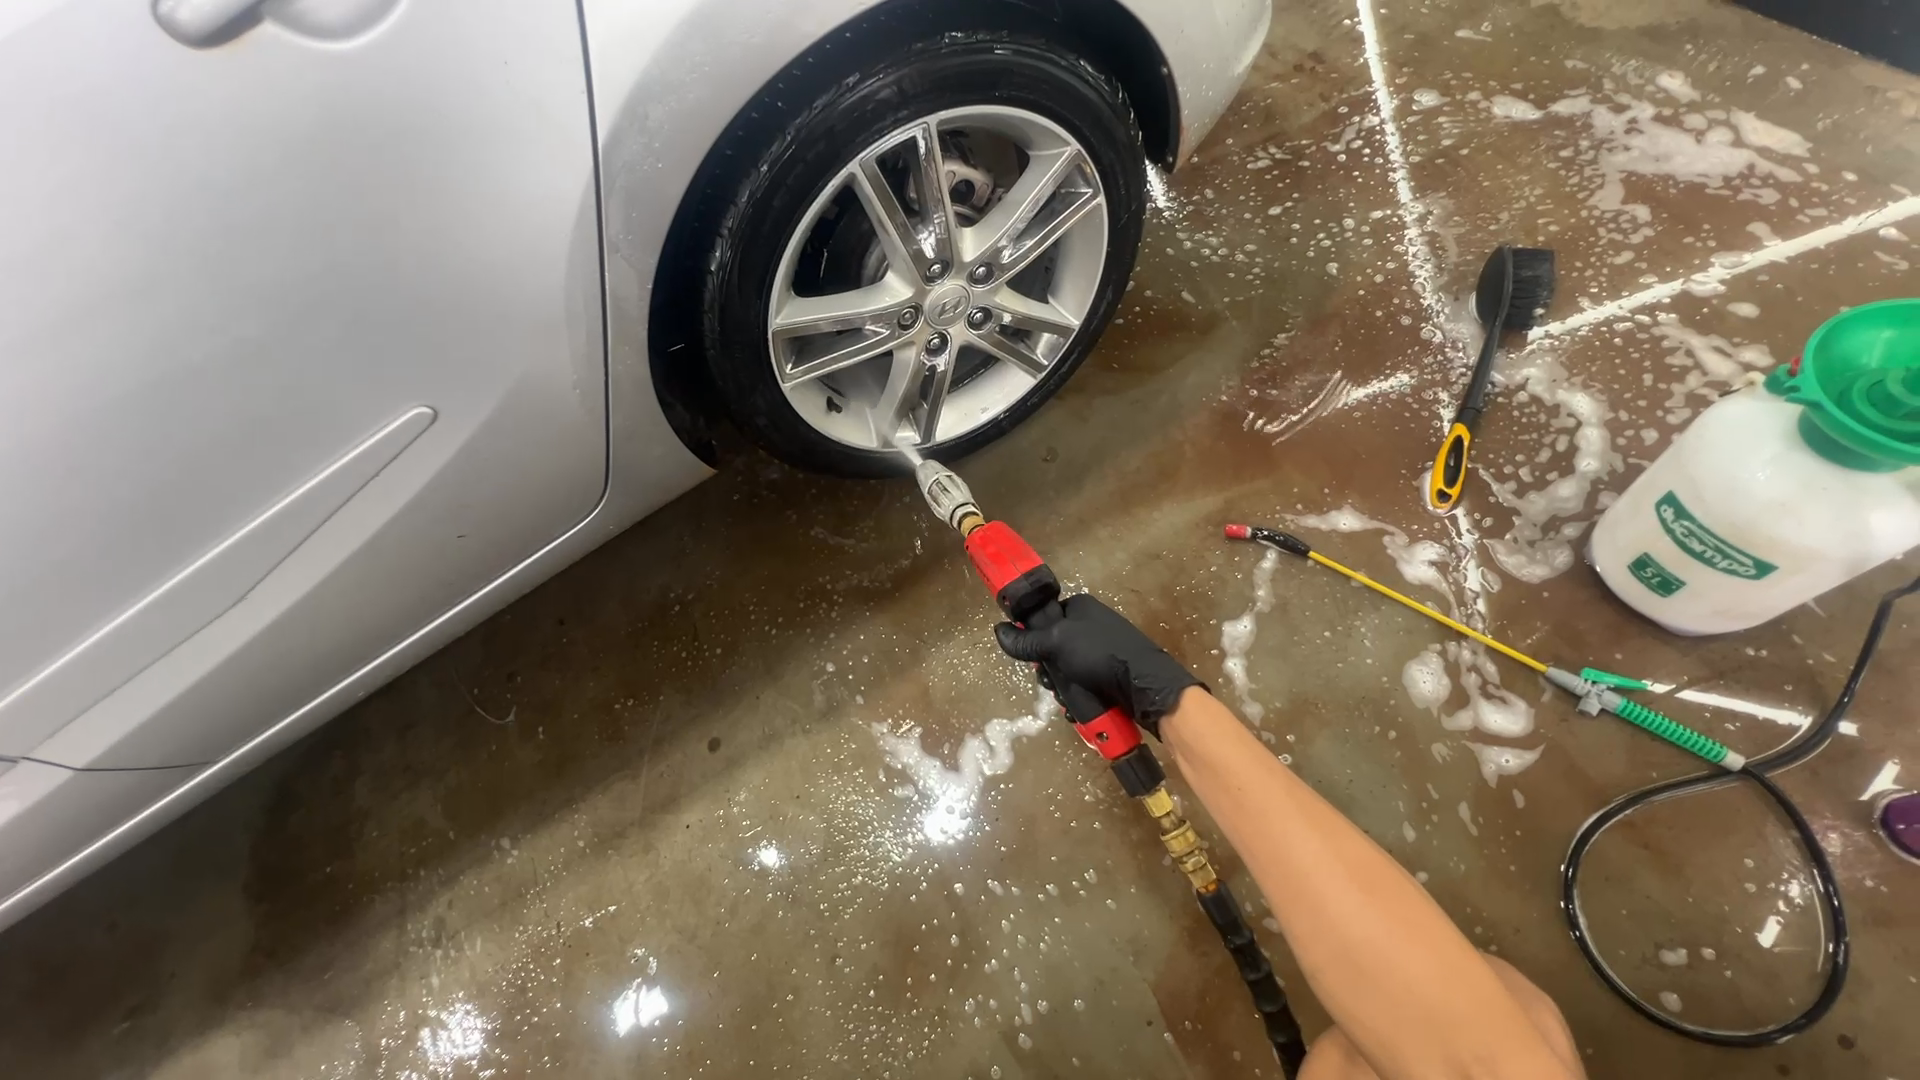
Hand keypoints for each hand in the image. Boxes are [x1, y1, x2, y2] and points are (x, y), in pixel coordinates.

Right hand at [993, 594, 1204, 738]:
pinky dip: (1079, 696)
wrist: (1144, 686)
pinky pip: (1086, 683)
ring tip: (1067, 699)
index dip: (1035, 639)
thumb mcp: (1055, 643)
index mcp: (1081, 608)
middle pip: (1055, 648)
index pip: (1047, 618)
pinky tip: (1078, 708)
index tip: (1035, 658)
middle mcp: (1093, 625)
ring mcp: (1105, 650)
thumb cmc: (1099, 655)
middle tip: (1051, 682)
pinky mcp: (1114, 673)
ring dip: (1063, 687)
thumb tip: (997, 630)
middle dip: (1050, 670)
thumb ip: (1026, 640)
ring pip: (1069, 669)